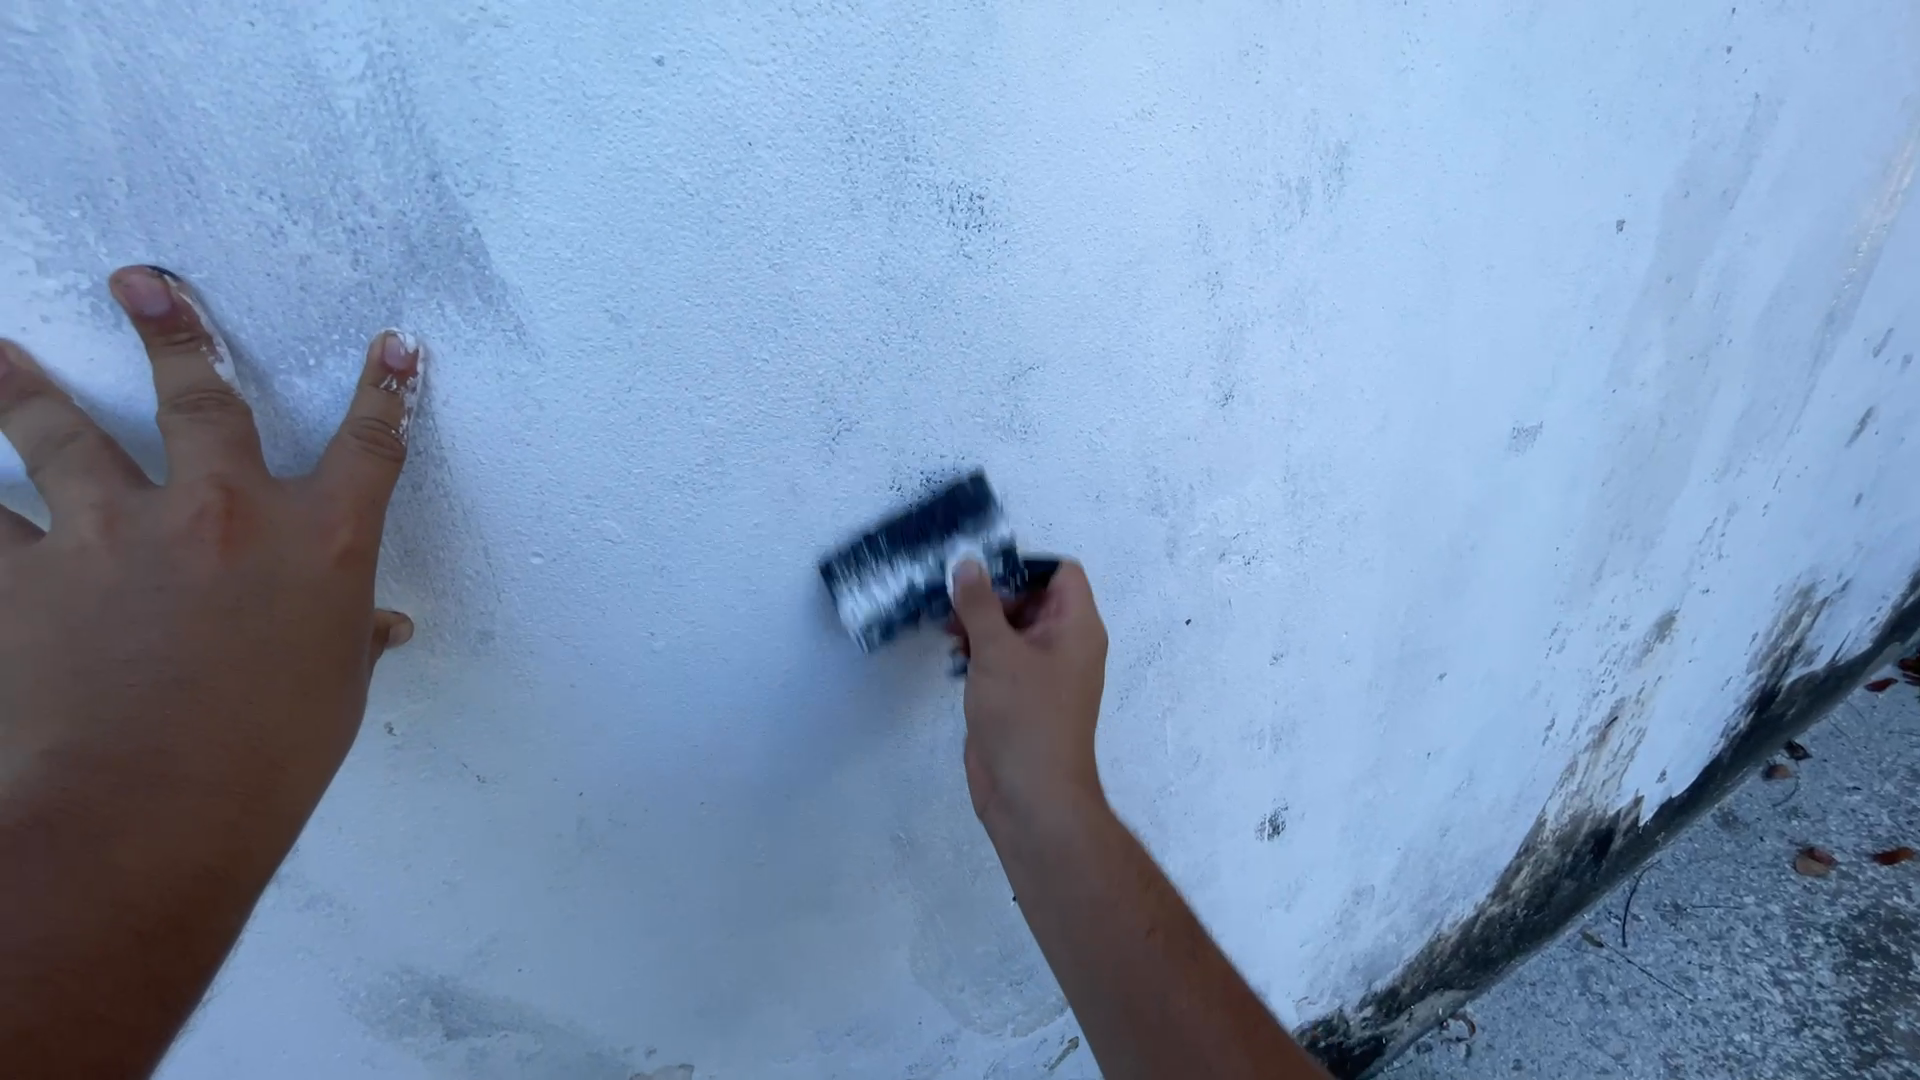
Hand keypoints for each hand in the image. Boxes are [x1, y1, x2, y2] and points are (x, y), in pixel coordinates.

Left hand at [0, 264, 418, 846]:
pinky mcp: (25, 576)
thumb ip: (355, 638)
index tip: (396, 345)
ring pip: (59, 436)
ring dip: (21, 388)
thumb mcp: (338, 682)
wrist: (156, 806)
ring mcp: (118, 535)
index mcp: (325, 540)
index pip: (374, 445)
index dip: (390, 389)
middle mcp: (228, 514)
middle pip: (205, 402)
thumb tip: (382, 630)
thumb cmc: (280, 743)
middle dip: (180, 336)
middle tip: (146, 281)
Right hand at [948, 558, 1108, 827]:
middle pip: (1032, 598)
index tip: (982, 576)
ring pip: (1013, 628)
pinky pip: (1003, 657)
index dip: (1024, 567)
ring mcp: (1044, 671)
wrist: (1031, 797)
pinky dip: (980, 650)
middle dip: (992, 596)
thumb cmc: (1024, 716)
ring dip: (981, 623)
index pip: (1061, 573)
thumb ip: (979, 604)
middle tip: (956, 607)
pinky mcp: (1021, 695)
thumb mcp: (997, 652)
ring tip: (948, 631)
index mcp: (1076, 626)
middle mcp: (1066, 644)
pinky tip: (953, 658)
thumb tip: (968, 563)